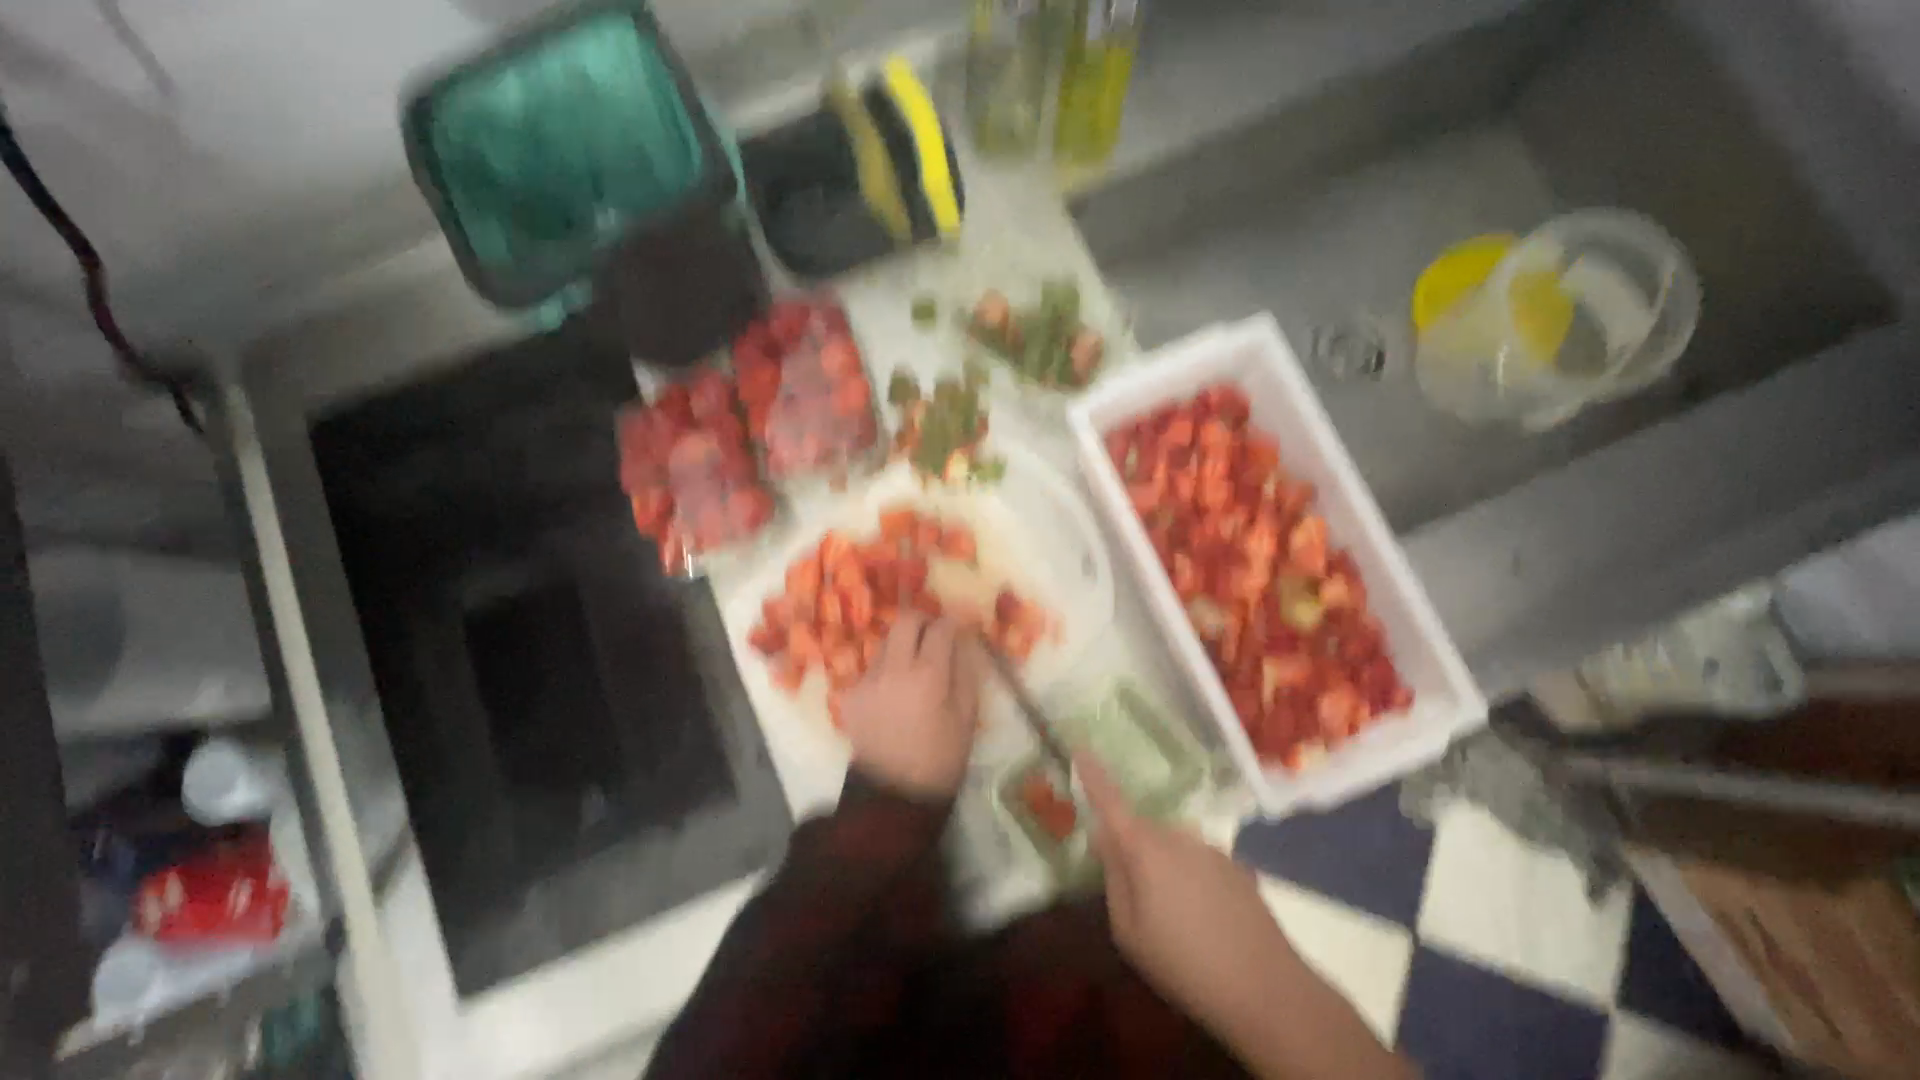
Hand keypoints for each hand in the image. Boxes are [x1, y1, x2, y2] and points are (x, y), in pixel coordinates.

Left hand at [838, 614, 982, 799]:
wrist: (893, 794)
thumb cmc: (941, 759)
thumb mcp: (967, 716)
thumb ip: (966, 671)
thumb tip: (963, 641)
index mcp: (928, 675)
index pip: (942, 627)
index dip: (956, 620)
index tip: (964, 623)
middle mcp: (893, 668)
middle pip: (906, 620)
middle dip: (924, 620)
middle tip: (937, 634)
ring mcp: (867, 679)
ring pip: (886, 642)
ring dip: (904, 644)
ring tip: (917, 667)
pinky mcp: (850, 694)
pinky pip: (872, 668)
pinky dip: (888, 670)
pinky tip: (897, 694)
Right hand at [1081, 758, 1412, 1079]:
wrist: (1266, 987)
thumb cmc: (1183, 963)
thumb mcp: (1129, 931)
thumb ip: (1114, 878)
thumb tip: (1106, 840)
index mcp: (1145, 849)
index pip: (1111, 802)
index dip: (1093, 774)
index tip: (1080, 747)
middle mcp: (1178, 836)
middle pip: (1142, 830)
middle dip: (1130, 851)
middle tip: (1133, 899)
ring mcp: (1212, 849)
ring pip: (1171, 847)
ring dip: (1163, 870)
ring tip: (1172, 921)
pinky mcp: (1236, 867)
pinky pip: (1197, 863)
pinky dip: (1190, 882)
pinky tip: (1203, 923)